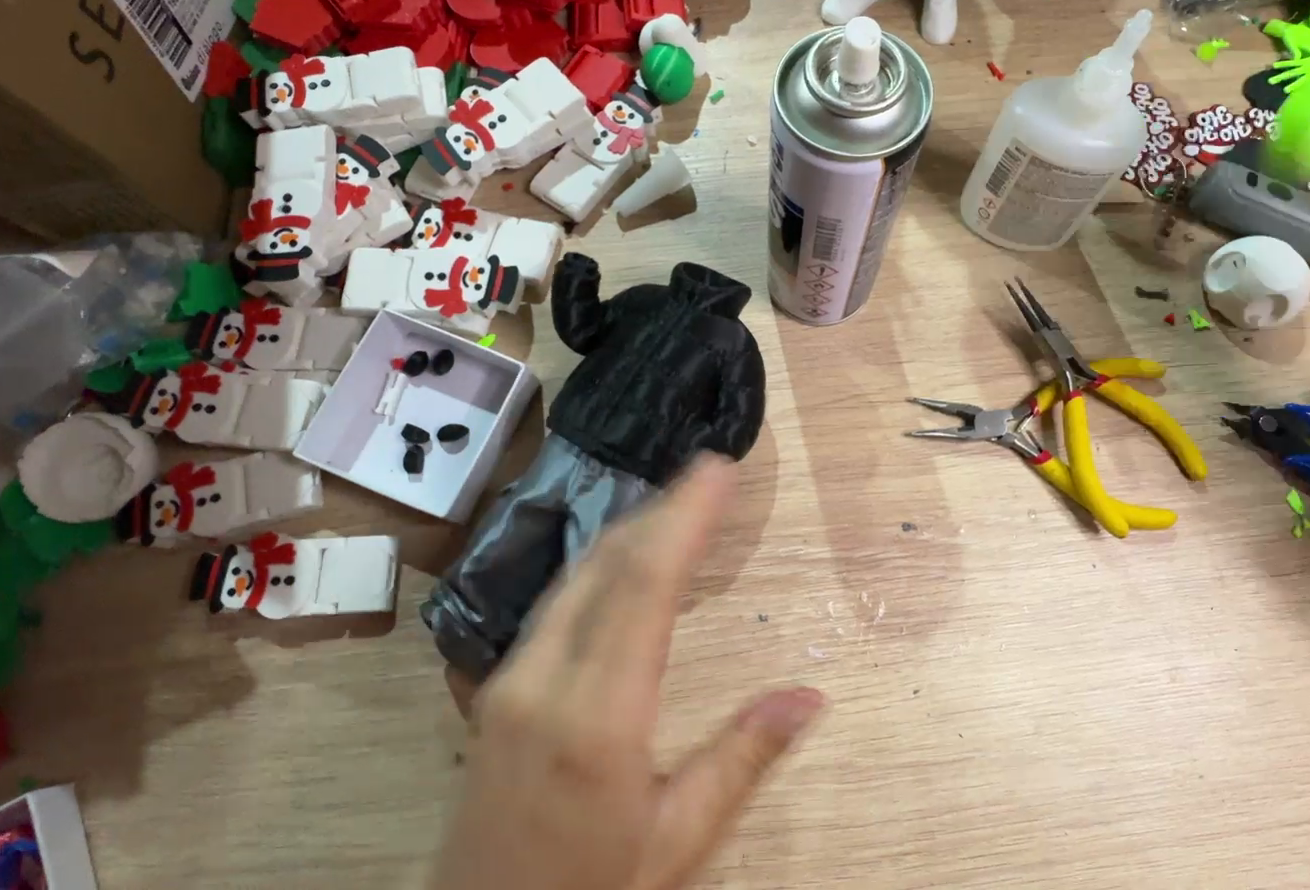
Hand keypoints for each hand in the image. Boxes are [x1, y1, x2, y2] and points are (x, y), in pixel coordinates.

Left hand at [440, 455, 824, 889]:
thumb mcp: (679, 841)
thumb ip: (743, 758)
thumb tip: (811, 694)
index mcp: (597, 718)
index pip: (644, 588)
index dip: (683, 518)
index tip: (717, 469)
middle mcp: (543, 680)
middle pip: (605, 566)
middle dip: (661, 509)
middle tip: (710, 473)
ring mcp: (511, 678)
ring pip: (575, 577)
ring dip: (631, 531)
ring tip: (681, 504)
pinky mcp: (498, 686)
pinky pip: (557, 602)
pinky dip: (603, 566)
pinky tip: (630, 562)